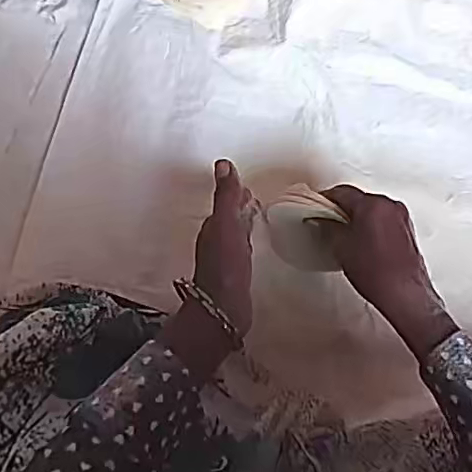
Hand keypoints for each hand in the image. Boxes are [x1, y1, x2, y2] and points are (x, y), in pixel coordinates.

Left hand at [195, 159, 256, 330]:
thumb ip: (225, 196)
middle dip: (240, 206)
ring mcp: (225, 258)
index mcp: (213, 227)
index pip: (225, 204)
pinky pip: (243, 249)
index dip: (236, 194)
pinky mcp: (236, 273)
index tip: (248, 185)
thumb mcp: (226, 224)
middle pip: (229, 217)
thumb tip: (222, 164)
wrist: (225, 307)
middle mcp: (216, 241)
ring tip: (258, 215)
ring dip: (244, 222)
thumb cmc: (225, 265)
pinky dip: (248, 240)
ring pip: (236, 233)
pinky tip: (254, 244)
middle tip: (255, 197)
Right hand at [320, 185, 455, 355]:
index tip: (316, 207)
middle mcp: (390, 205)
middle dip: (342, 208)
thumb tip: (322, 220)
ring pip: (373, 209)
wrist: (404, 293)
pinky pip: (384, 219)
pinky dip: (372, 225)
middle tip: (327, 221)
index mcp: (372, 204)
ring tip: (344, 235)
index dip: (325, 199)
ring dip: (358, 217)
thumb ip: (328, 227)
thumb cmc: (375, 272)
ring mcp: (401, 217)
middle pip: (359, 199)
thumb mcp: (341, 247)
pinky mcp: (408, 230)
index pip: (343, 192)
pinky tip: (362, 242)